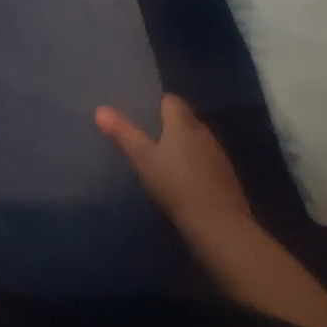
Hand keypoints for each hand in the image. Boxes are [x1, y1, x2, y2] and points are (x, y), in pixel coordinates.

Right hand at [96, 94, 252, 231]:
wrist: (220, 227)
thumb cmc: (176, 185)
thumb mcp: (142, 158)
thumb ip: (123, 133)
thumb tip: (100, 109)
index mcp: (183, 123)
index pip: (170, 100)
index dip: (155, 102)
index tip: (138, 110)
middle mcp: (203, 133)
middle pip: (184, 119)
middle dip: (166, 123)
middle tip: (143, 133)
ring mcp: (218, 156)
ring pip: (195, 140)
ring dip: (181, 144)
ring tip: (159, 155)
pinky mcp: (226, 179)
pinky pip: (205, 160)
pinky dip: (192, 163)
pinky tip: (180, 178)